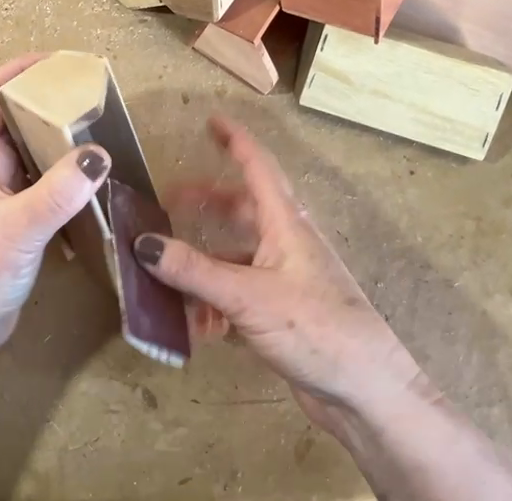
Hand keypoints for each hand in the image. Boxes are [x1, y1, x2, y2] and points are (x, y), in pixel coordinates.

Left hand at [0, 55, 111, 367]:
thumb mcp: (19, 228)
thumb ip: (58, 192)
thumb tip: (99, 155)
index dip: (22, 69)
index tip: (61, 61)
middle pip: (18, 114)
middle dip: (51, 100)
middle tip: (93, 93)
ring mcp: (1, 189)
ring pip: (34, 147)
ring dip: (62, 137)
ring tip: (101, 128)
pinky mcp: (16, 213)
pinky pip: (44, 178)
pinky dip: (66, 173)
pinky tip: (92, 180)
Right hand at [133, 116, 431, 423]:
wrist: (367, 393)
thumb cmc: (317, 329)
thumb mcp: (247, 296)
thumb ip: (193, 271)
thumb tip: (143, 242)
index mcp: (285, 225)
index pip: (258, 167)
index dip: (236, 140)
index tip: (212, 118)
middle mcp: (286, 244)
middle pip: (243, 209)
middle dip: (207, 202)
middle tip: (170, 200)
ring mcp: (286, 279)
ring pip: (236, 255)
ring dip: (204, 261)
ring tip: (169, 270)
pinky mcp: (283, 314)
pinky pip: (239, 293)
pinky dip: (214, 301)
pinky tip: (196, 325)